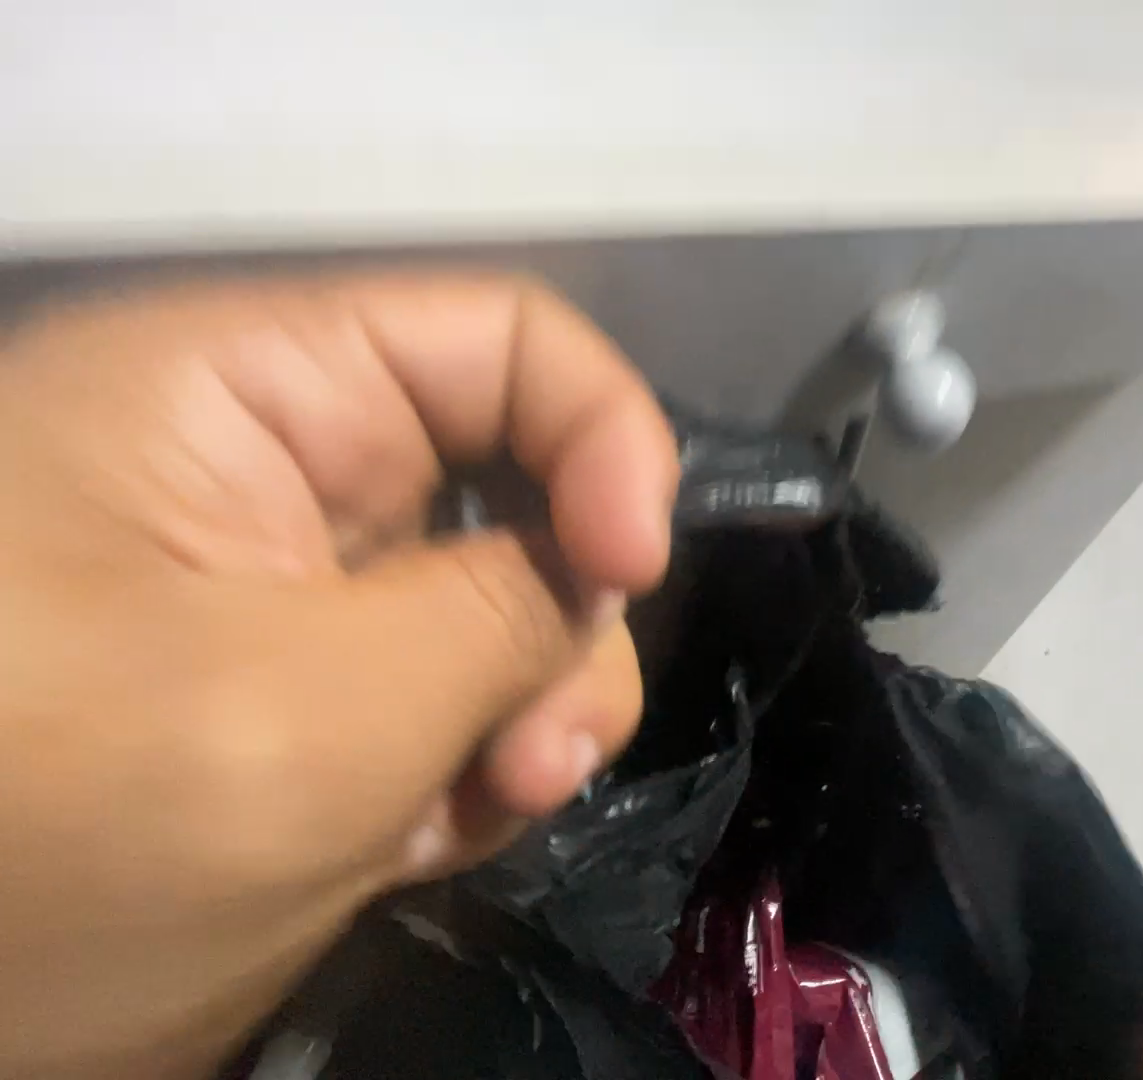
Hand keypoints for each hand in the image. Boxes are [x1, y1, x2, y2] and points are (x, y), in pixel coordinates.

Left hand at [0, 277, 679, 1078]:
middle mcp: (302, 474)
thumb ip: (506, 612)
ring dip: (540, 713)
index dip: (609, 433)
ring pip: (530, 607)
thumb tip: (600, 580)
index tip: (633, 567)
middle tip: (553, 752)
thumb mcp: (307, 718)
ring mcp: (327, 589)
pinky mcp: (346, 685)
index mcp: (255, 398)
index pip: (511, 342)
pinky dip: (491, 765)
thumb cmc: (26, 847)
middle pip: (542, 491)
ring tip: (486, 809)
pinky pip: (491, 690)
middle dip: (574, 623)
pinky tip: (429, 838)